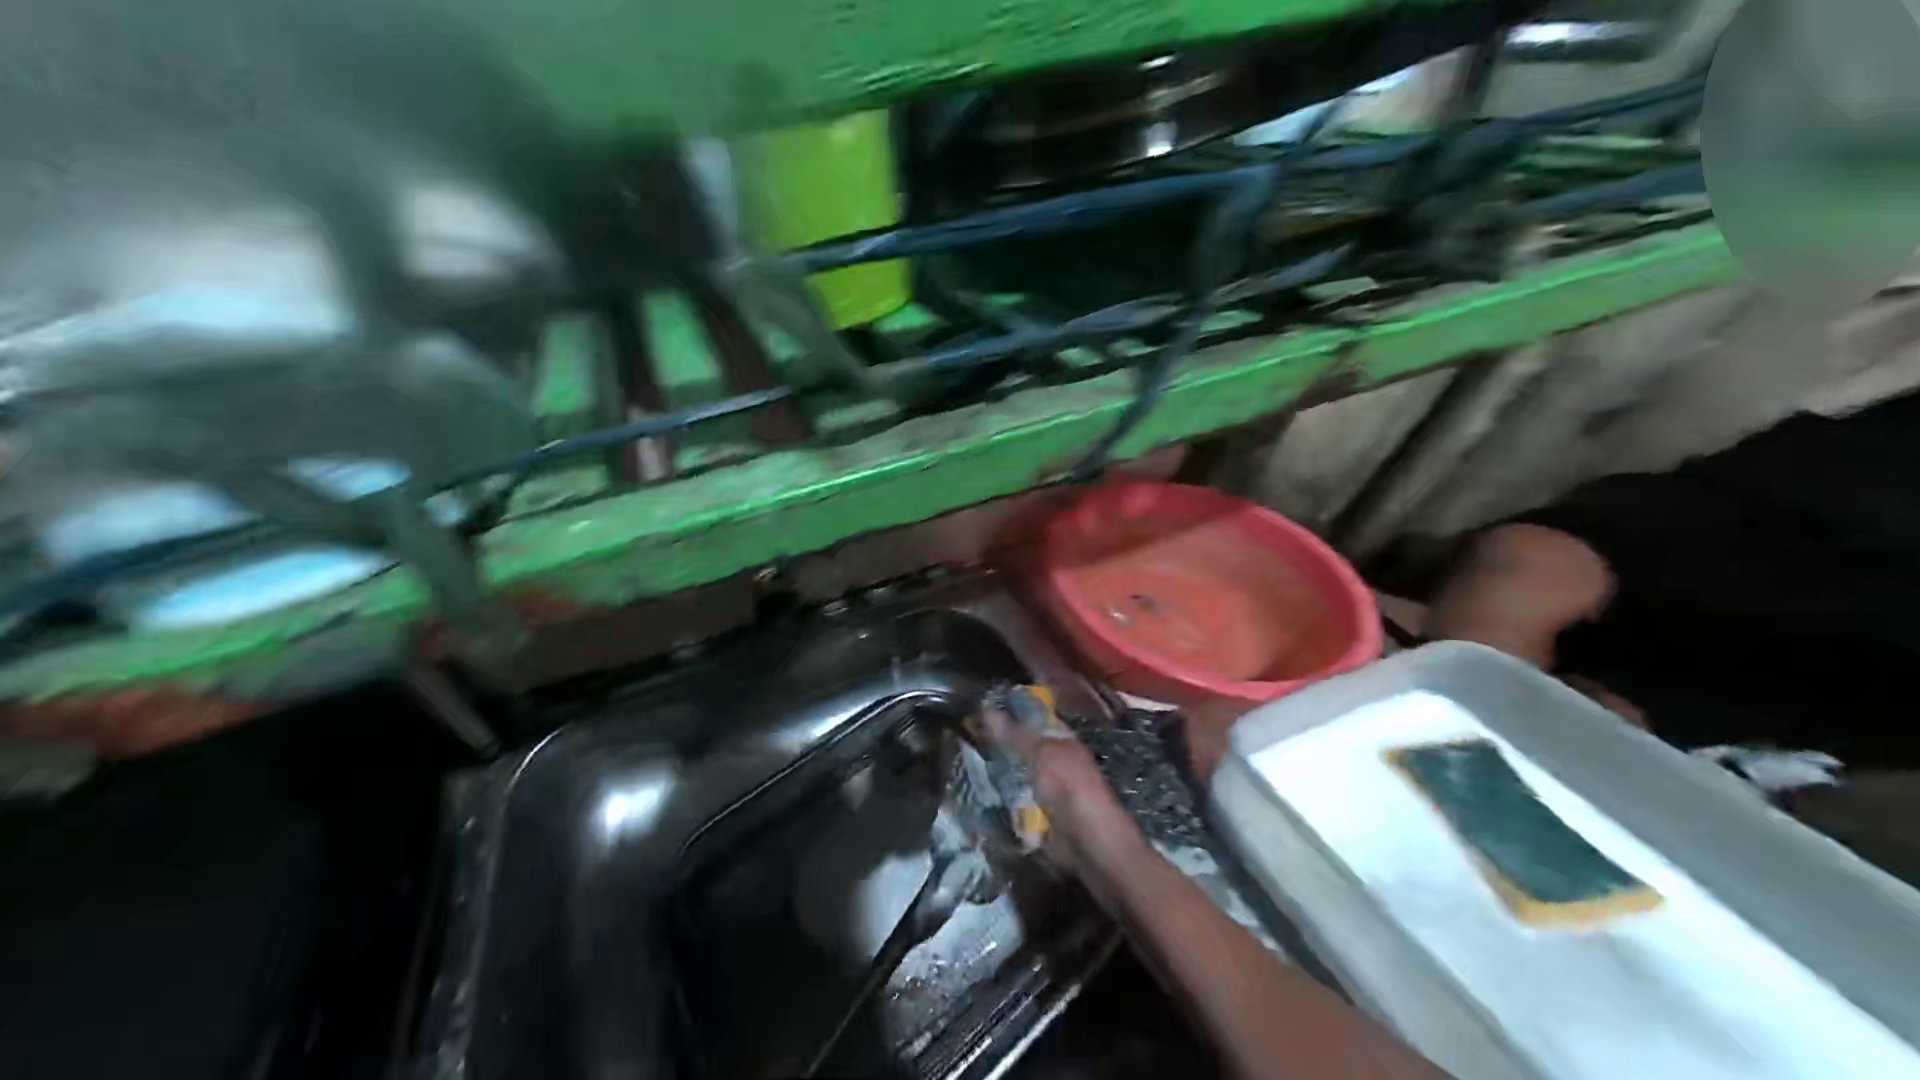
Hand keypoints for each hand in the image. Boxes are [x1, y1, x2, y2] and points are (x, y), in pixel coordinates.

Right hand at [978, 705, 1149, 888]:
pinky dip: (997, 799)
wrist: (1091, 846)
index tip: (972, 711)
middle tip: (960, 738)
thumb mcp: (1042, 755)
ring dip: (991, 773)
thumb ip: (1014, 735)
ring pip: (1011, 774)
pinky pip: (1011, 801)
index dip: (1005, 714)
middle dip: (993, 745)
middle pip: (1017, 747)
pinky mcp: (1037, 816)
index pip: (1029, 719)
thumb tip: (984, 708)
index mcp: (1060, 740)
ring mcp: (1044, 790)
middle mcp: (1052, 761)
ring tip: (960, 763)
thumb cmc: (1071, 790)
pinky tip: (974, 794)